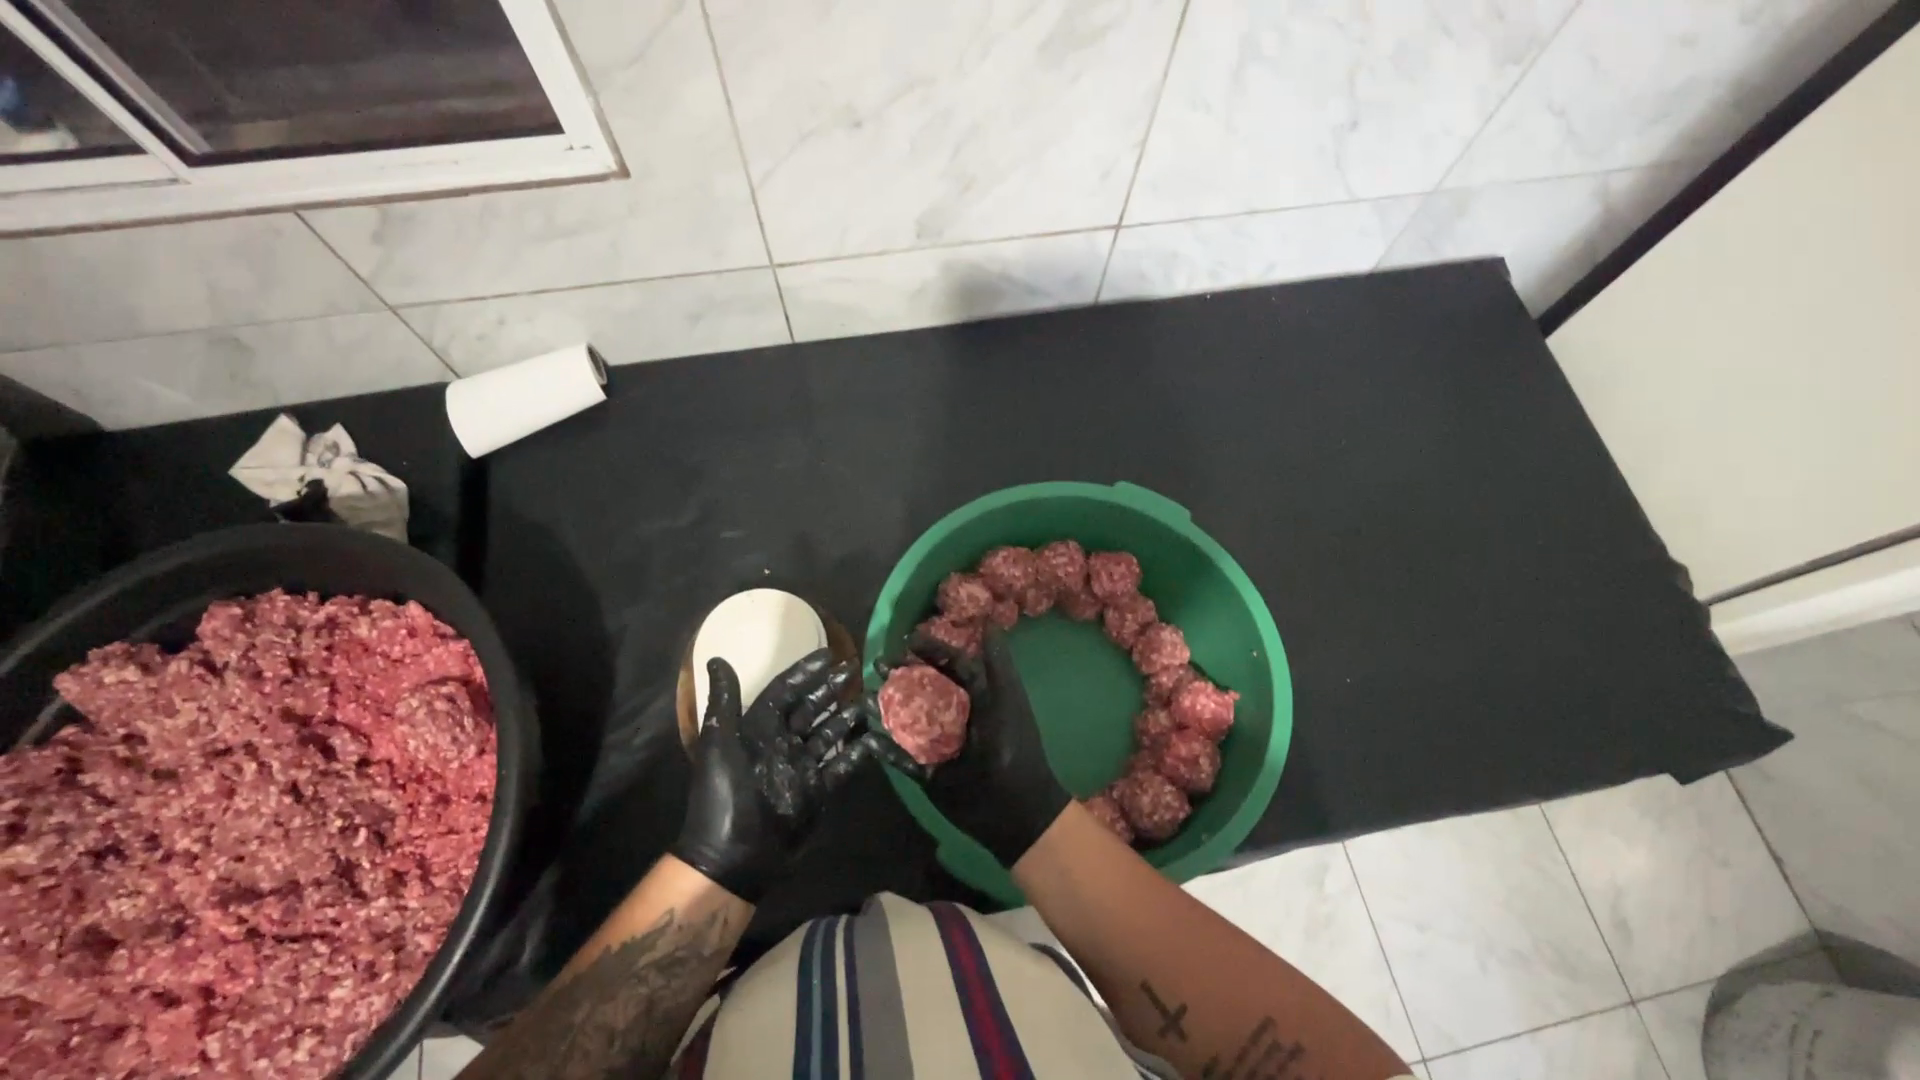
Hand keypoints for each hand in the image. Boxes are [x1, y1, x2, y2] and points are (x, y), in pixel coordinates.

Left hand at [671, 648, 893, 901]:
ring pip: (828, 731)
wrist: (734, 856)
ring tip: (871, 697)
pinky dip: (857, 751)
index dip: (804, 672)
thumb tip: (715, 657)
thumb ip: (724, 701)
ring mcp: (800, 766)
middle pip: (810, 708)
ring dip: (847, 714)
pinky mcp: (817, 789)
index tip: (828, 654)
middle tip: (855, 669)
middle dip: (831, 688)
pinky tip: (875, 737)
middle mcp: (781, 742)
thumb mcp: (719, 744)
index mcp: (756, 729)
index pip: (784, 691)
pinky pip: (841, 764)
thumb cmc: (724, 795)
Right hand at [878, 630, 1071, 868]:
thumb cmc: (1013, 748)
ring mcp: (941, 746)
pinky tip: (868, 738)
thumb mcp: (1006, 700)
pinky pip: (903, 758)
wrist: (1016, 810)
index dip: (931, 650)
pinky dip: (886, 749)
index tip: (907, 639)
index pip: (950, 666)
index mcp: (977, 697)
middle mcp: (957, 717)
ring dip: (887, 710)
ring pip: (908, 722)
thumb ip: (996, 664)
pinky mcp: (930, 774)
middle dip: (901, 676)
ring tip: (865, 699)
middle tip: (878, 665)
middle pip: (924, 690)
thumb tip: (989, 623)